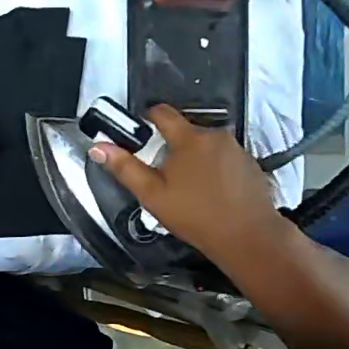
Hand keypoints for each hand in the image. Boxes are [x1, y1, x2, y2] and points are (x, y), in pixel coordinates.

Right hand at [87, 104, 287, 255]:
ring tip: (186, 188)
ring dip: (192, 158)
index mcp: (188, 138)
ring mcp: (236, 148)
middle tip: (161, 176)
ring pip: (204, 145)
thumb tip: (98, 148)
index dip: (146, 118)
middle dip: (170, 147)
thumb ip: (124, 168)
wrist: (247, 236)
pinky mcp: (250, 164)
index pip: (162, 112)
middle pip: (184, 131)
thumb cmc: (195, 215)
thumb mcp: (152, 195)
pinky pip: (223, 157)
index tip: (138, 134)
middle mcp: (215, 136)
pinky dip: (213, 169)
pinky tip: (209, 193)